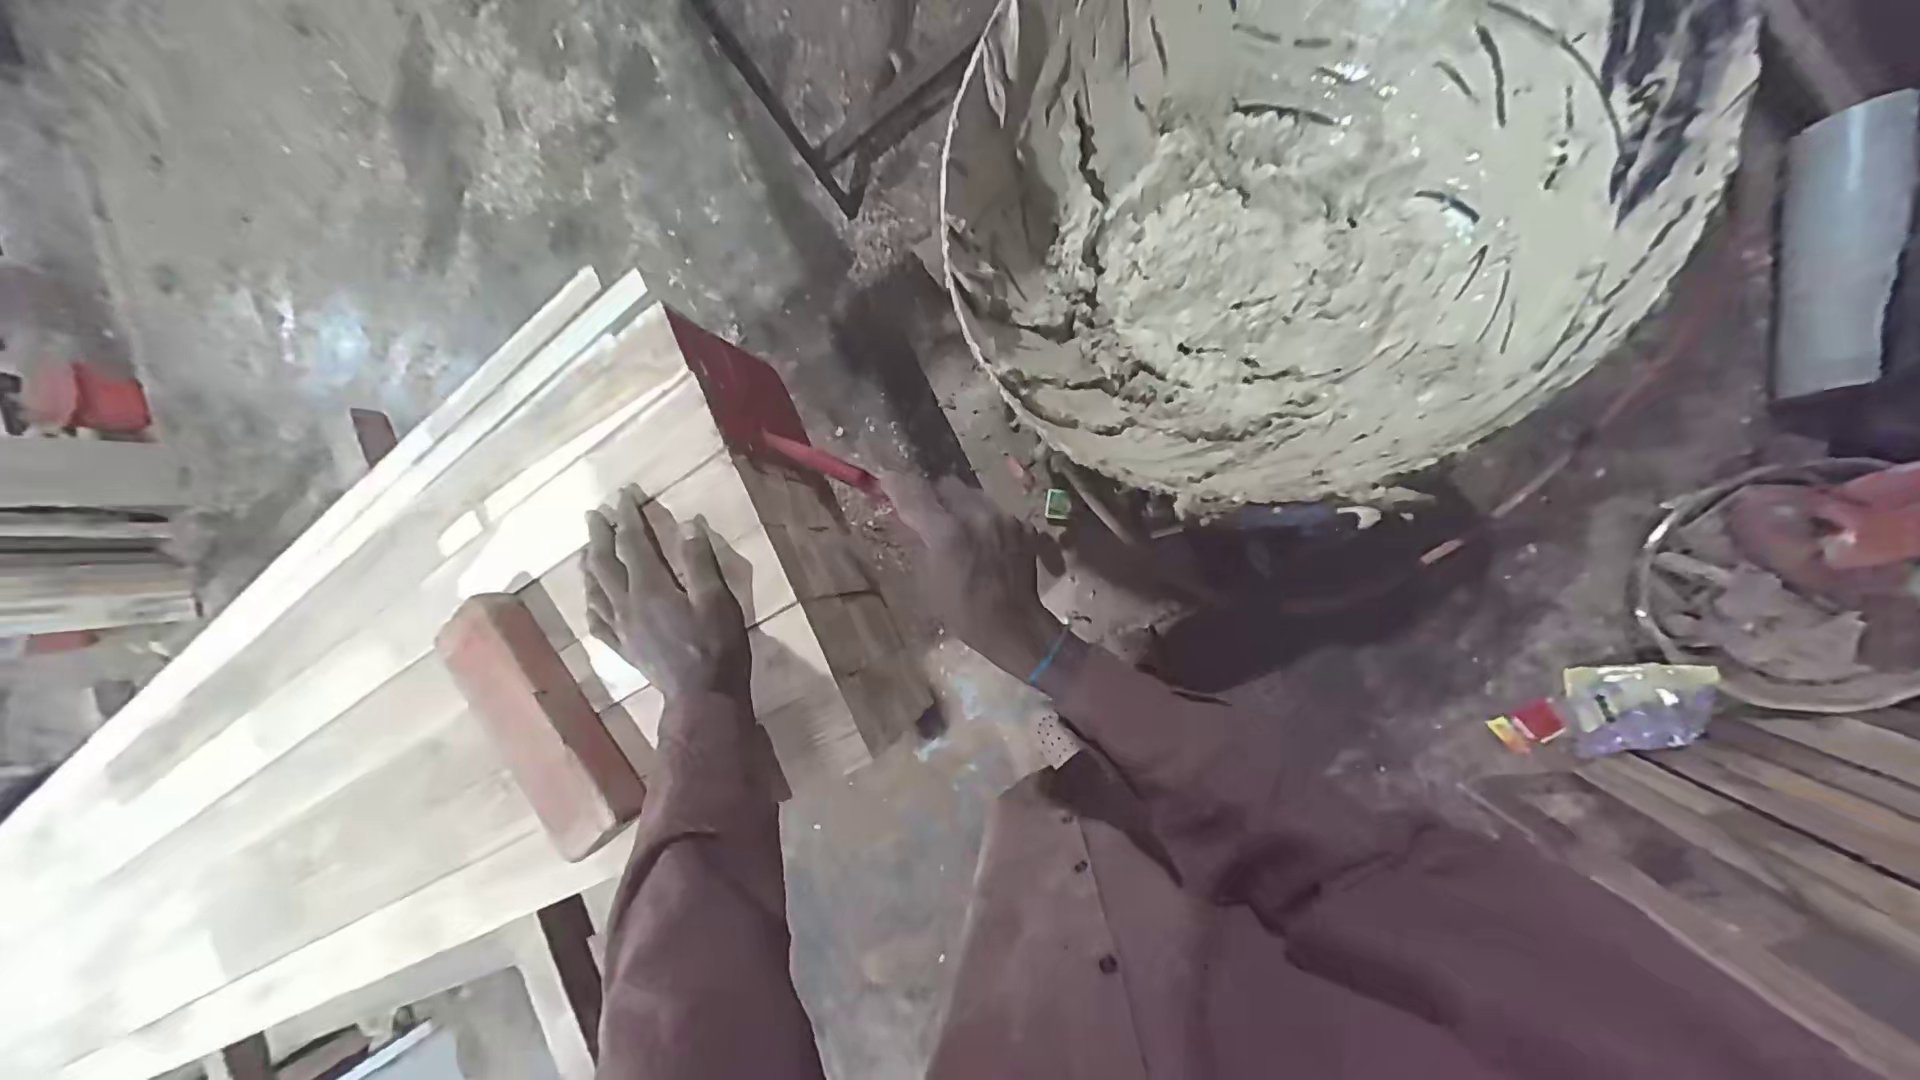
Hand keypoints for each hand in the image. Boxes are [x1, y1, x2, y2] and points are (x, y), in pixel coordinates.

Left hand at [584, 486, 749, 701]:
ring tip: (587, 548)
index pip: (634, 543)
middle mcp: (627, 604)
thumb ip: (700, 561)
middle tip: (594, 513)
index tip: (625, 494)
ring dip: (590, 563)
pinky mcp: (623, 648)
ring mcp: (621, 628)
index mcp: (651, 588)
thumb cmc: (716, 645)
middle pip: (605, 562)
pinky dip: (590, 602)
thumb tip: (688, 524)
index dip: (629, 516)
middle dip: (600, 534)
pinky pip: (597, 620)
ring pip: (595, 589)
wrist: (701, 696)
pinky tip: (591, 599)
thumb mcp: (717, 599)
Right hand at [884, 472, 1062, 678]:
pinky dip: (984, 522)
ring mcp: (1003, 518)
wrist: (1014, 625)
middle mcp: (977, 516)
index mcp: (947, 533)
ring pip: (973, 495)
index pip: (913, 493)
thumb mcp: (927, 580)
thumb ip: (916, 542)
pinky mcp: (1022, 525)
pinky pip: (995, 511)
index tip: (885, 482)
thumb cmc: (963, 611)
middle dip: (934, 496)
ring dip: (960, 507)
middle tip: (929, 516)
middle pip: (946, 485)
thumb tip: (902, 518)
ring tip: (961, 532)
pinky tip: (985, 544)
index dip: (895, 485)